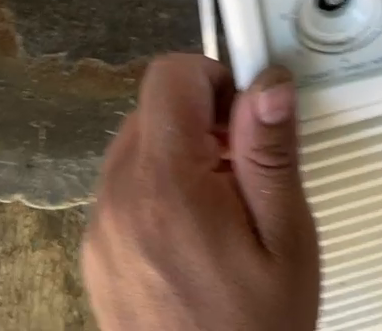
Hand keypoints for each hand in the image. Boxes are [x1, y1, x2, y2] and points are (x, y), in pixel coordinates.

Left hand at [82, 54, 319, 330]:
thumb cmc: (256, 328)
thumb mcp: (285, 239)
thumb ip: (271, 153)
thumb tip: (268, 81)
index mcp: (164, 185)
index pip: (169, 77)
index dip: (214, 78)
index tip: (247, 117)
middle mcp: (117, 198)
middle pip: (154, 108)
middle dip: (205, 118)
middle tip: (246, 167)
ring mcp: (100, 228)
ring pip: (140, 144)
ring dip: (184, 152)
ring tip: (226, 204)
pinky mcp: (96, 252)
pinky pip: (127, 186)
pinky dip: (161, 186)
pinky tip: (197, 233)